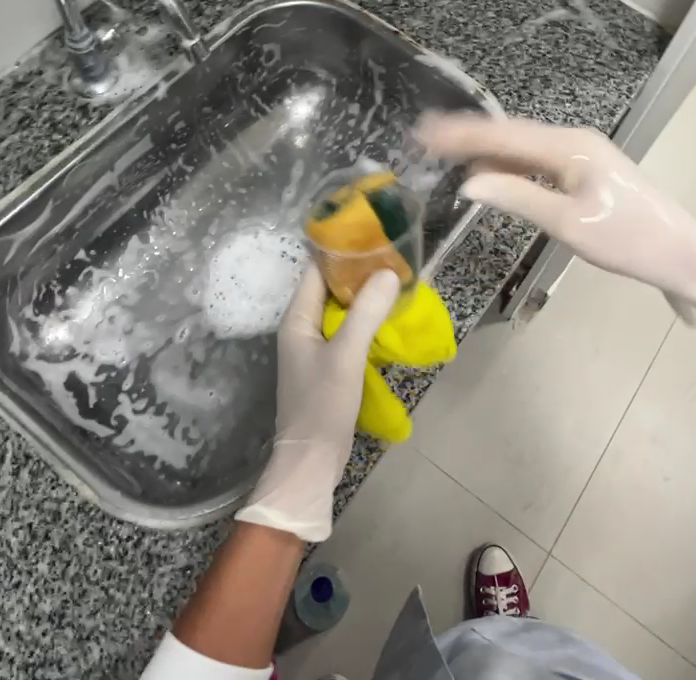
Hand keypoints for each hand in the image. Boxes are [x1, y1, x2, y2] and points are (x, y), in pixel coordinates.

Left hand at [236, 264, 400, 541]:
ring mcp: (315, 347)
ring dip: (365, 295)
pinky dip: (366, 319)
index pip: (316, 269)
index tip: (372, 234)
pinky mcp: (329, 364)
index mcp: (297, 318)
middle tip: (394, 254)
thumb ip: (366, 314)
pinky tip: (390, 316)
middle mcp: (303, 327)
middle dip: (358, 270)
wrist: (311, 463)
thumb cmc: (322, 406)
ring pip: (341, 309)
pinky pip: (348, 329)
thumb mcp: (346, 356)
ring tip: (398, 278)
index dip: (341, 250)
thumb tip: (388, 272)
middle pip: (330, 286)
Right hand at [417, 113, 695, 327]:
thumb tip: (469, 185)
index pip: (503, 135)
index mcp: (569, 147)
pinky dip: (506, 163)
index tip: (424, 132)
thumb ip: (518, 199)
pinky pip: (535, 159)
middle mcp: (572, 141)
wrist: (682, 254)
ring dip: (483, 148)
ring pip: (521, 145)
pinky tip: (487, 171)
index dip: (461, 133)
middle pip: (509, 133)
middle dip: (466, 134)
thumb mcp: (569, 224)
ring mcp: (579, 154)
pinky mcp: (583, 171)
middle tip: (424, 137)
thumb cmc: (629, 241)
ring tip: (444, 151)